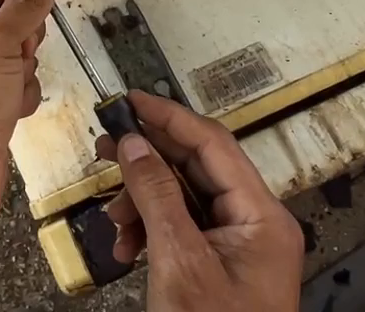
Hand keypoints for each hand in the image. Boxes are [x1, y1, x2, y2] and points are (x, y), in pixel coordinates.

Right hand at [94, 90, 303, 311]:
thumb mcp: (179, 261)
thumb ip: (156, 194)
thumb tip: (133, 140)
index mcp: (261, 215)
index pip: (212, 143)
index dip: (168, 116)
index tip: (127, 99)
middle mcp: (254, 221)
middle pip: (194, 166)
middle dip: (146, 159)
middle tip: (102, 148)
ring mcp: (237, 244)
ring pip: (181, 196)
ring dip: (140, 200)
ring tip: (111, 217)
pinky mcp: (218, 264)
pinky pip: (179, 226)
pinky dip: (147, 229)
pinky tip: (124, 246)